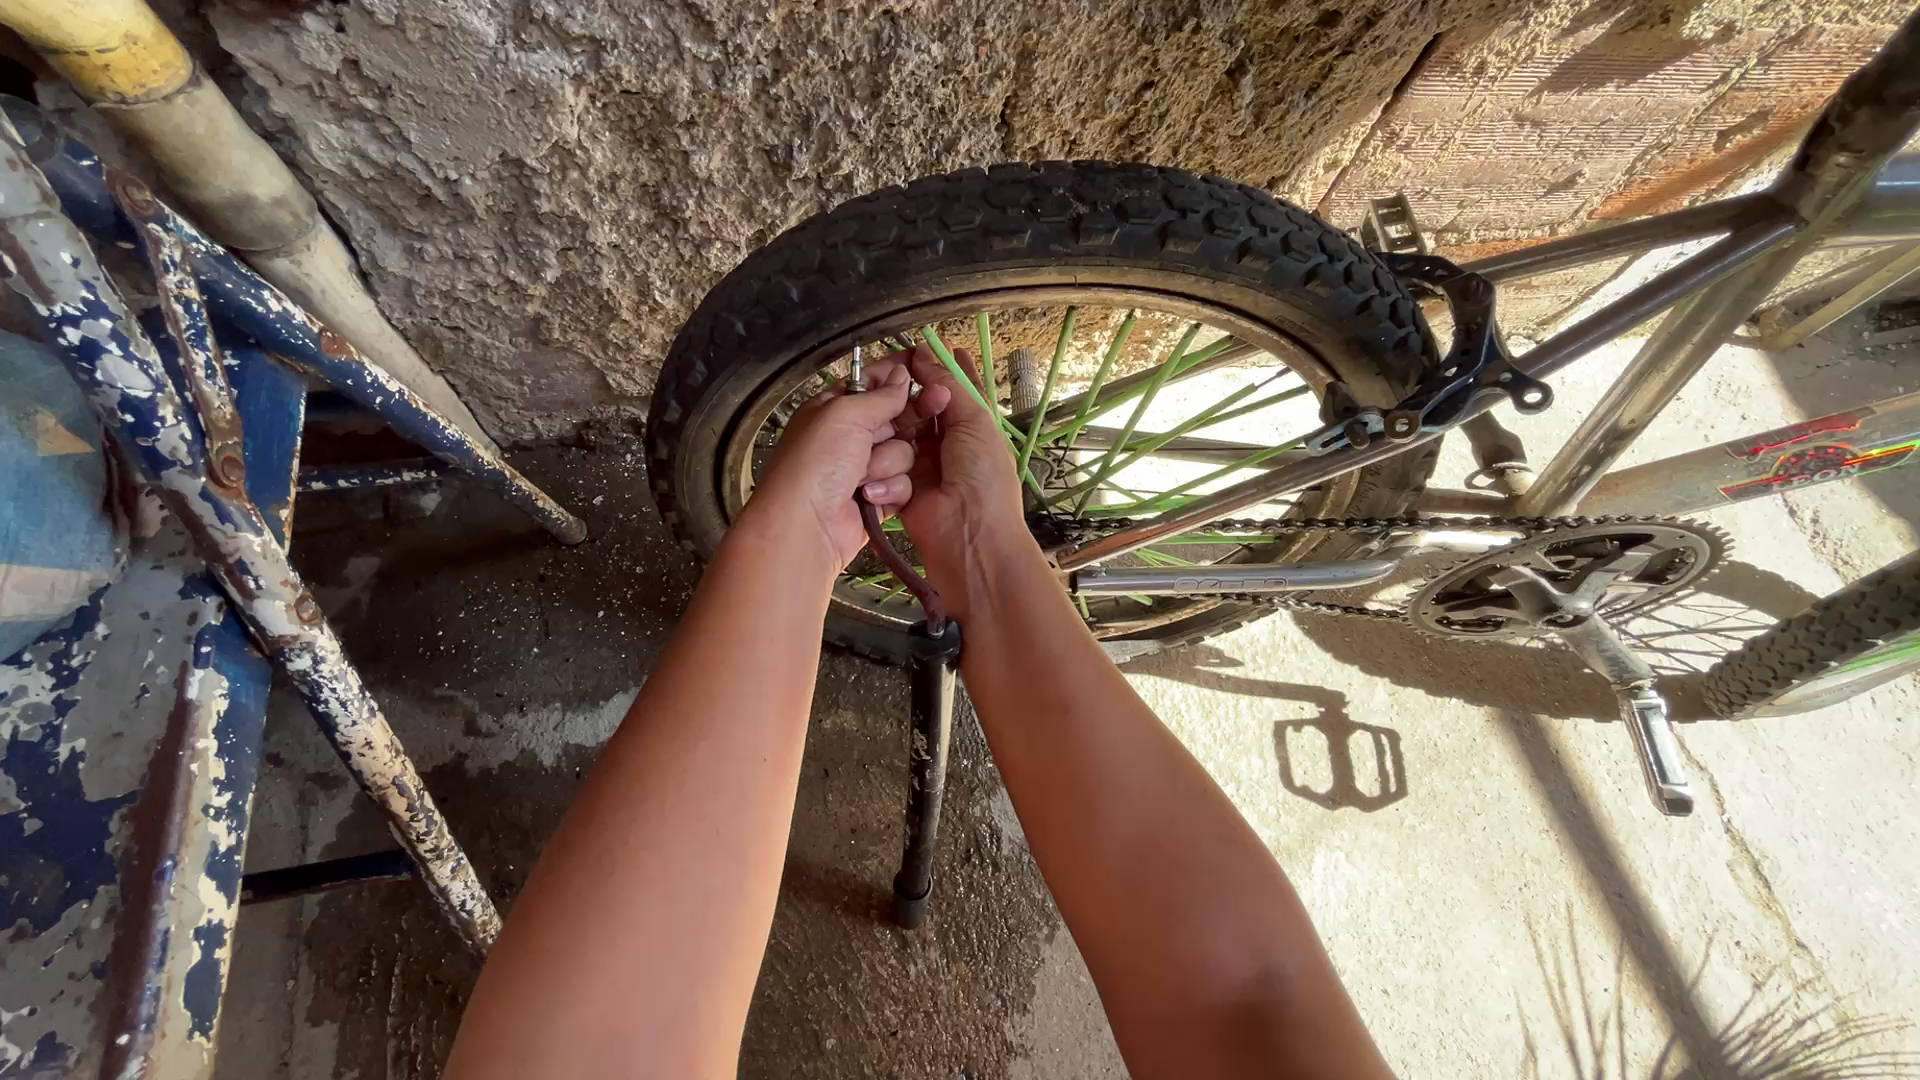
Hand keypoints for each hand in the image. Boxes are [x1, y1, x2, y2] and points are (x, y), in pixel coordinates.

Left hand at [740, 360, 922, 571]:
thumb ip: (880, 395)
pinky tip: (868, 497)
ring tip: (863, 475)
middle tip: (939, 402)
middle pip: (898, 417)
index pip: (875, 384)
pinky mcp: (880, 498)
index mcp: (837, 409)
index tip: (929, 370)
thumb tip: (902, 373)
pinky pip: (904, 484)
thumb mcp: (845, 414)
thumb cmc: (819, 460)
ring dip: (888, 462)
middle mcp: (853, 436)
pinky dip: (889, 489)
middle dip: (910, 416)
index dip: (900, 377)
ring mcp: (867, 469)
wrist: (807, 524)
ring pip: (905, 452)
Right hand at [891, 345, 1030, 610]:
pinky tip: (897, 488)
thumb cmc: (982, 477)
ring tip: (902, 456)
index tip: (912, 349)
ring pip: (894, 439)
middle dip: (904, 405)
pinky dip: (889, 479)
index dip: (933, 370)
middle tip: (888, 392)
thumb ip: (950, 385)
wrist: (970, 537)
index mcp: (971, 427)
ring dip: (895, 446)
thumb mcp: (975, 422)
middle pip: (914, 412)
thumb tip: (926, 354)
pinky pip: (885, 473)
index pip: (950, 390)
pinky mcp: (900, 492)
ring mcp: (921, 469)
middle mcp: (945, 445)